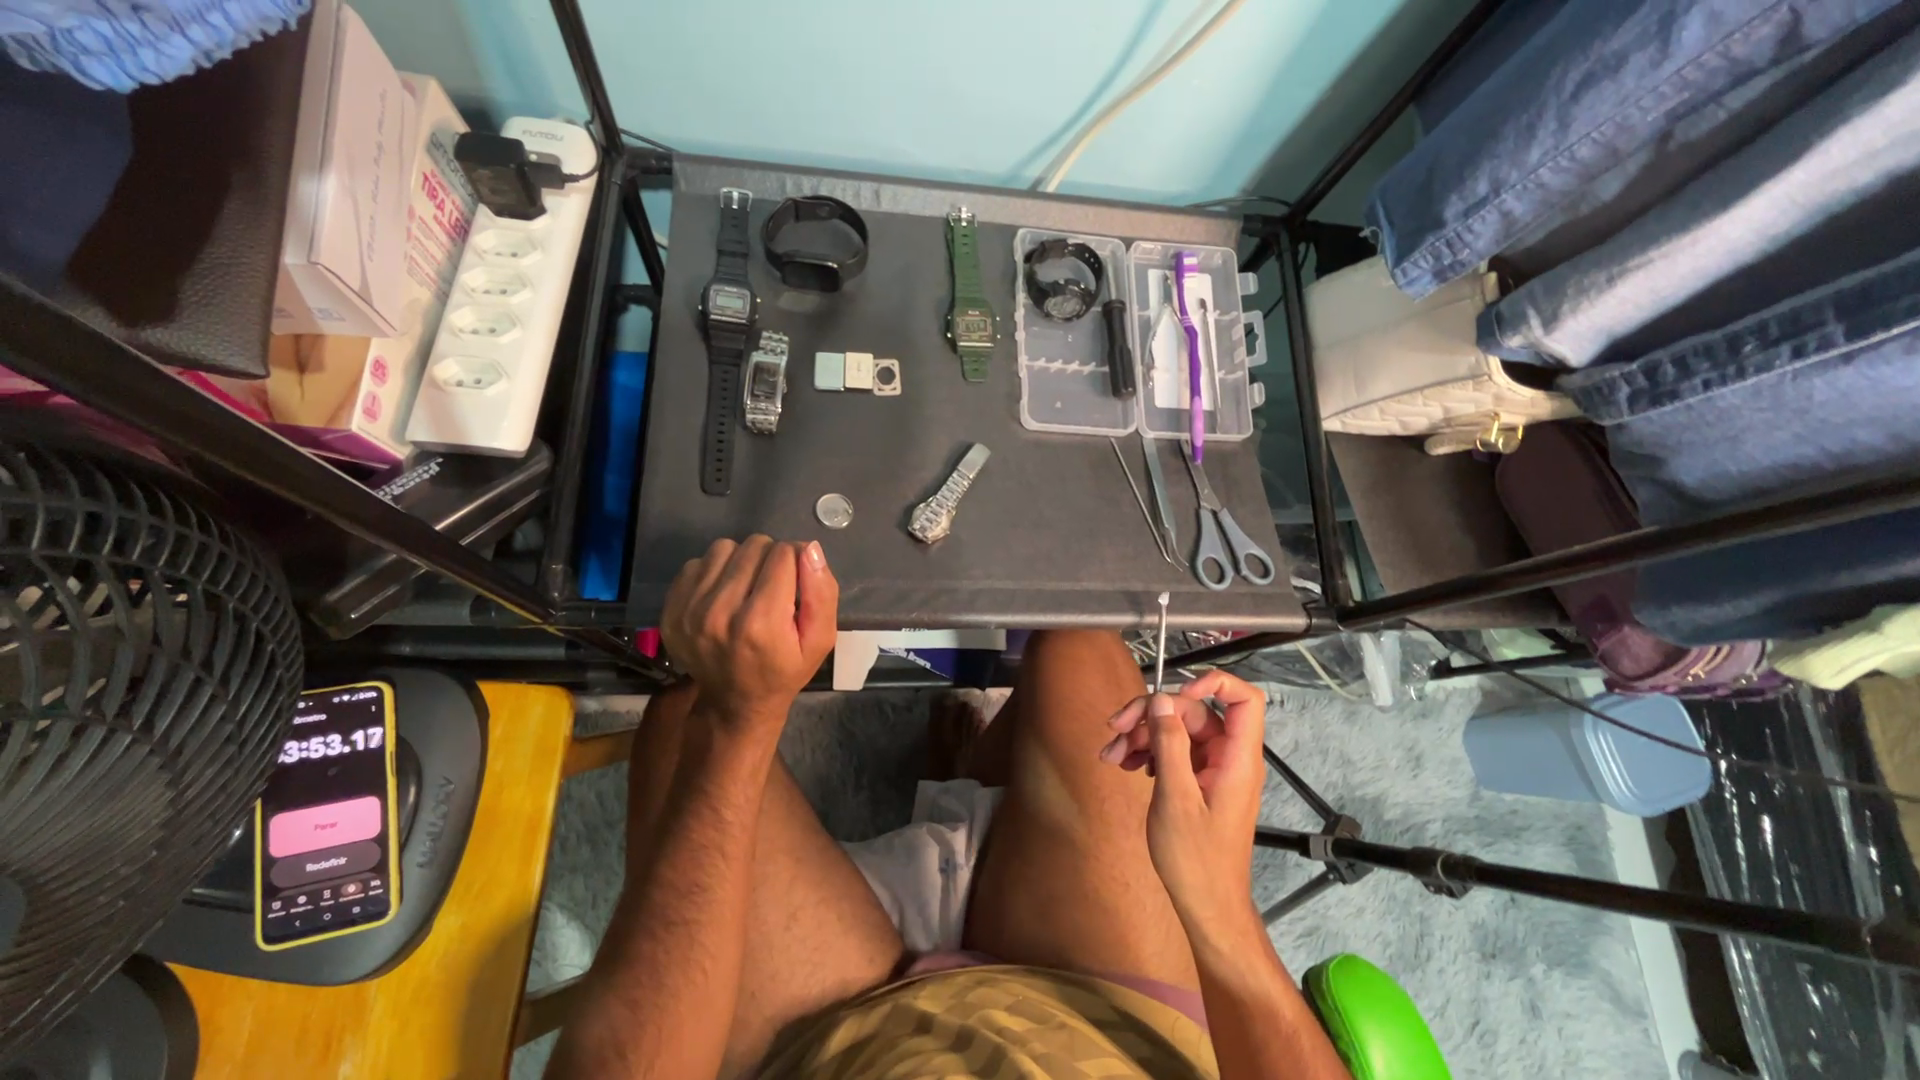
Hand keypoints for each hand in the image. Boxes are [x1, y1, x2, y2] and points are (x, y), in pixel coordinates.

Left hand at [661, 535, 837, 733]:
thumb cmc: (784, 671)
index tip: (796, 583)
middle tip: (772, 589)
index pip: (784, 553)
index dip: (796, 561)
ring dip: (741, 562)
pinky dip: (715, 572)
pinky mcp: (671, 608)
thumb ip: (822, 594)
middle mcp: (719, 611)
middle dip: (770, 559)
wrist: (735, 703)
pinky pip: (698, 562)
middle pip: (754, 546)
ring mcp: (689, 609)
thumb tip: (809, 548)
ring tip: (747, 590)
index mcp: (760, 622)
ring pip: (725, 548)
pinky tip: (723, 596)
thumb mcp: (820, 640)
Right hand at [1099, 671, 1268, 927]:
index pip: (1244, 699)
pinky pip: (1175, 752)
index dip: (1213, 684)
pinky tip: (1127, 765)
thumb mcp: (1176, 799)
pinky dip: (1149, 753)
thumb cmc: (1197, 860)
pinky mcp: (1200, 782)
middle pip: (1194, 712)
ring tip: (1112, 754)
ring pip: (1179, 731)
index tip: (1173, 695)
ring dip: (1143, 736)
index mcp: (1238, 759)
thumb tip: (1161, 702)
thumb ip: (1170, 745)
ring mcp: (1214, 769)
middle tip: (1116, 728)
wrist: (1207, 905)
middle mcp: (1230, 757)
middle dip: (1153, 716)